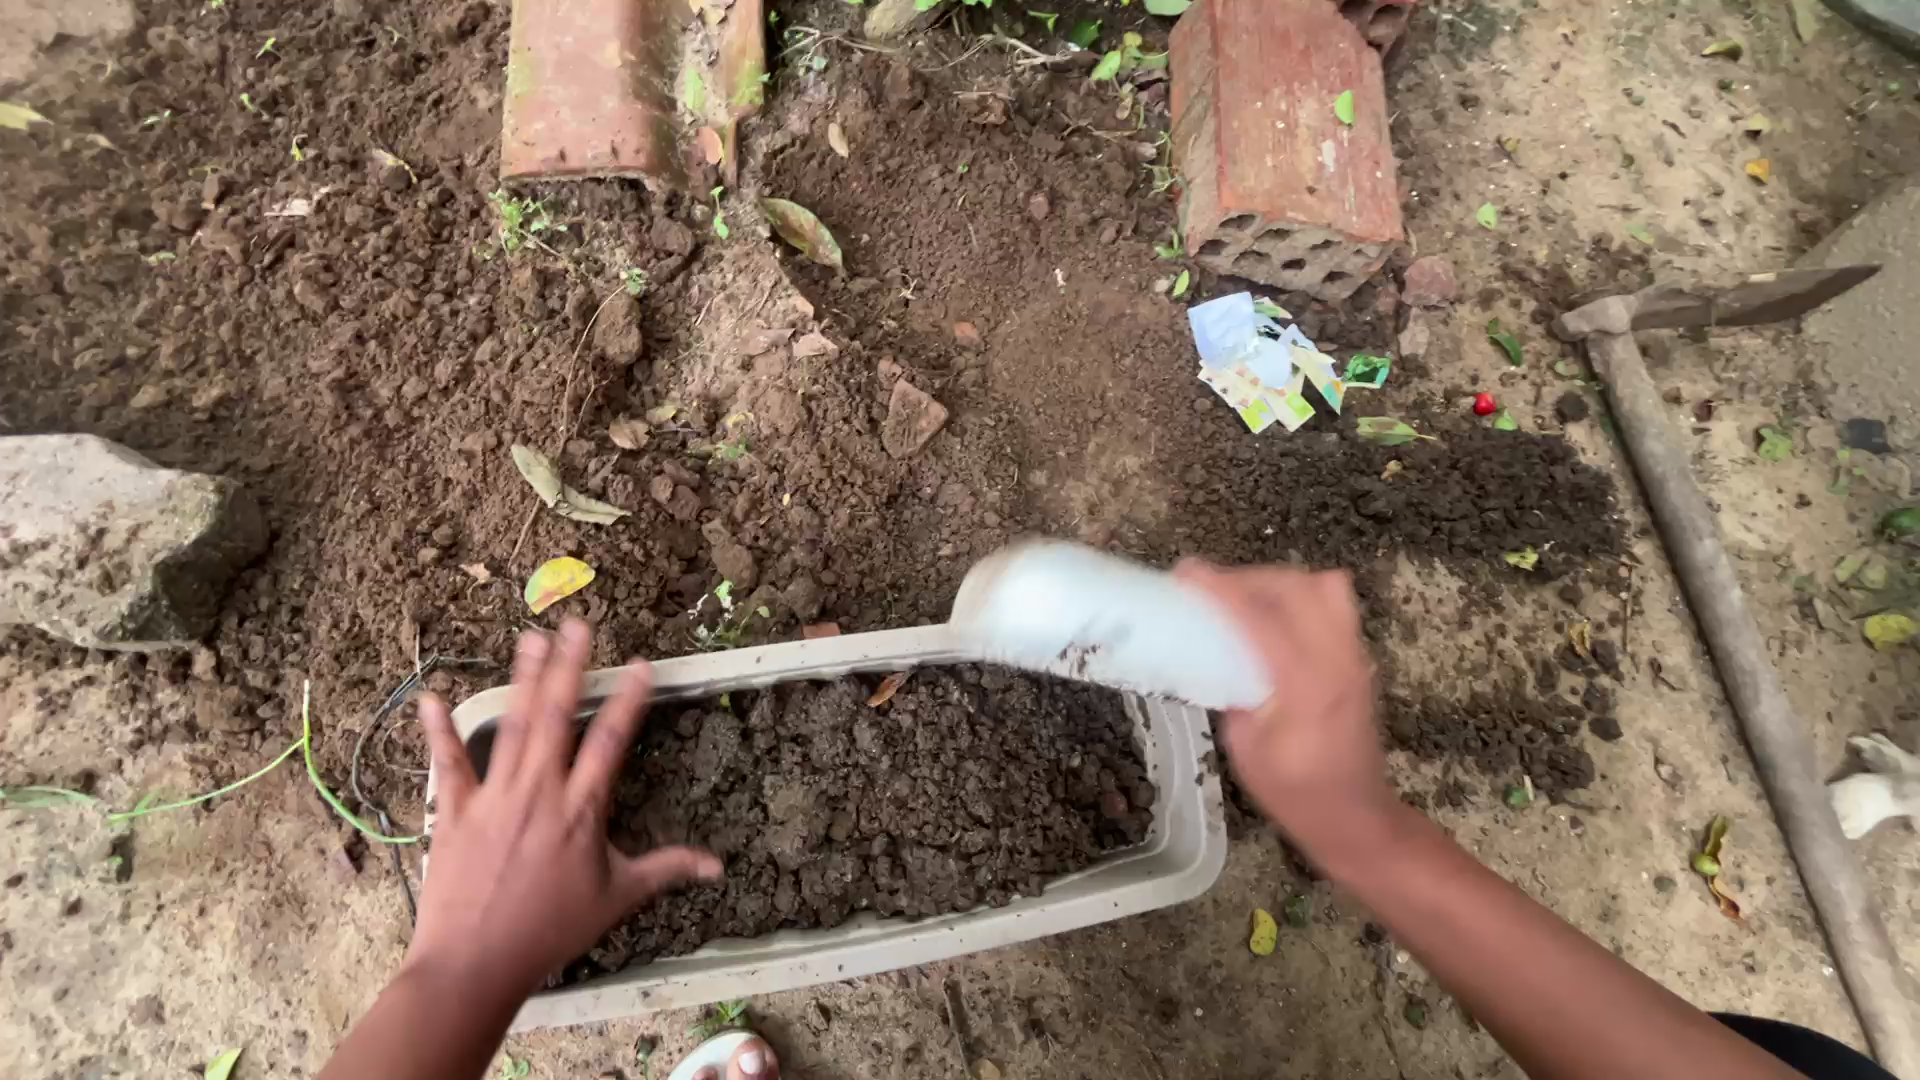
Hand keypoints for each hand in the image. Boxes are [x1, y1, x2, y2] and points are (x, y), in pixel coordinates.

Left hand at [406, 619, 722, 1003]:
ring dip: (522, 680)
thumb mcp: (619, 896)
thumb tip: (720, 865)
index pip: (611, 741)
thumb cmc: (552, 929)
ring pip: (511, 728)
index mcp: (581, 808)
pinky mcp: (453, 813)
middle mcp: (539, 792)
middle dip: (570, 668)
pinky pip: (446, 766)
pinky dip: (439, 733)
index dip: (630, 700)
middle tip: (577, 627)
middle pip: (557, 717)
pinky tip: (432, 699)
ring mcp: (493, 798)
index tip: (641, 665)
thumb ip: (669, 869)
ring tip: (530, 639)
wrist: (473, 967)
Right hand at [1177, 560, 1397, 861]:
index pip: (1260, 617)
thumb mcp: (1245, 746)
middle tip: (1210, 587)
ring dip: (1278, 581)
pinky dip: (1298, 595)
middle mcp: (1337, 660)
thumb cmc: (1294, 792)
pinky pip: (1334, 604)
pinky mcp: (1359, 659)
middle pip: (1295, 586)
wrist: (1357, 817)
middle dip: (1246, 577)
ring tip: (1244, 596)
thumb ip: (1234, 691)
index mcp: (1304, 685)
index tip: (1186, 572)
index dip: (1220, 588)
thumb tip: (1218, 656)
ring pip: (1323, 586)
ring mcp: (1355, 657)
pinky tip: (1273, 617)